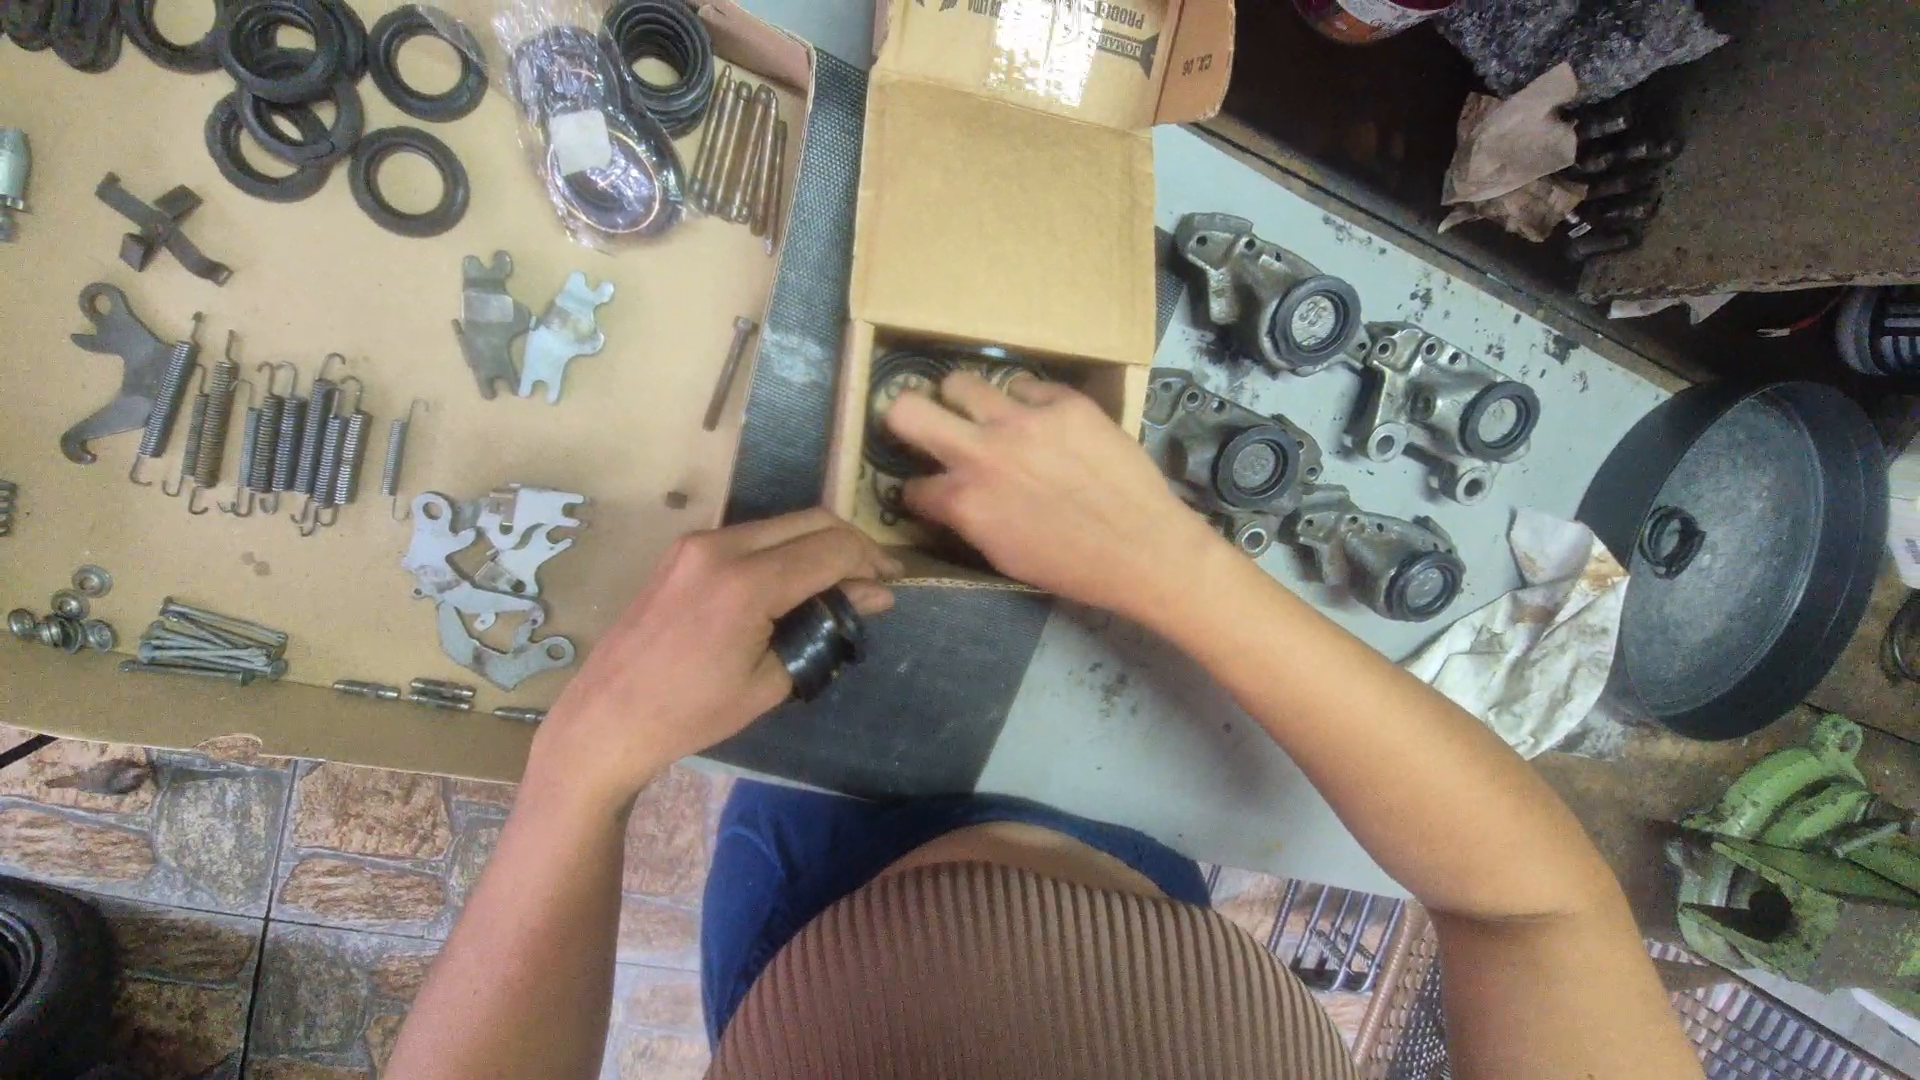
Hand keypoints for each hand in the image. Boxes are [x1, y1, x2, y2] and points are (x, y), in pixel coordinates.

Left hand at [534, 510, 900, 806]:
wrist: (605, 718)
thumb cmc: (691, 714)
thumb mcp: (770, 681)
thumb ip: (826, 628)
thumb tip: (876, 596)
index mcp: (746, 584)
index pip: (832, 548)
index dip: (871, 562)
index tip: (891, 586)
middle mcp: (722, 546)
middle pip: (812, 520)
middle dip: (853, 545)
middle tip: (875, 580)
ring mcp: (699, 543)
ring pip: (784, 523)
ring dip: (819, 544)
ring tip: (839, 584)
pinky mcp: (686, 549)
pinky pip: (754, 535)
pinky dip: (787, 549)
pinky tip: (795, 583)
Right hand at [884, 371, 1224, 618]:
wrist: (1146, 549)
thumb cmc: (1073, 567)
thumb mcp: (1003, 556)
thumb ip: (967, 520)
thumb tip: (949, 498)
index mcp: (964, 502)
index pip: (912, 486)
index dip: (920, 492)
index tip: (931, 491)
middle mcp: (982, 453)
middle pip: (906, 409)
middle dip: (904, 417)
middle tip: (925, 424)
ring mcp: (1023, 420)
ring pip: (962, 383)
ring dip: (965, 401)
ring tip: (986, 415)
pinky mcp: (1065, 402)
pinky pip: (1026, 387)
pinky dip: (1026, 403)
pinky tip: (1044, 423)